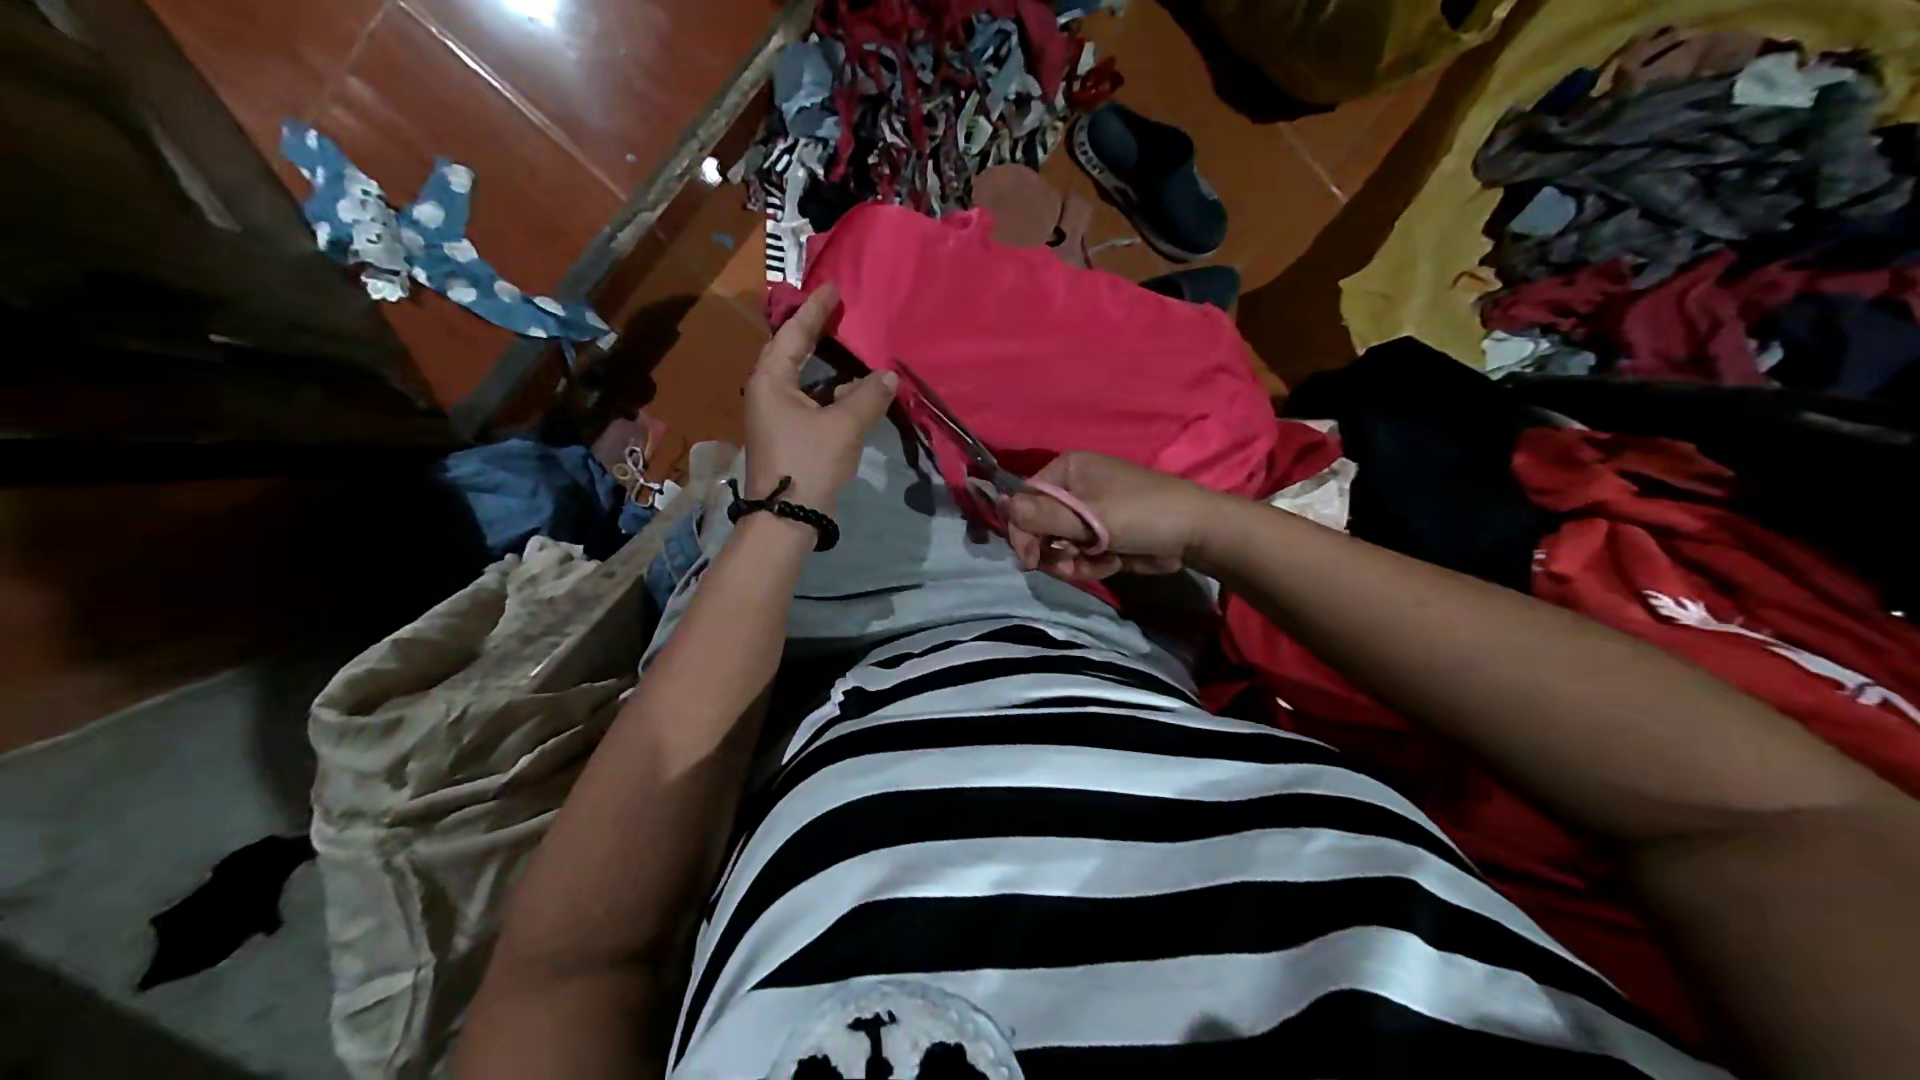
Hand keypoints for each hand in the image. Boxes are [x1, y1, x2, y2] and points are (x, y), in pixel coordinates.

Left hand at [743, 284, 897, 515]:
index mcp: (771, 380)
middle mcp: (766, 392)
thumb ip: (868, 396)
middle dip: (814, 333)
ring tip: (852, 351)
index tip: (834, 289)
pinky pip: (808, 401)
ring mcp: (773, 415)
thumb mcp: (843, 426)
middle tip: (838, 312)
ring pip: (802, 380)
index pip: (794, 333)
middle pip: (791, 352)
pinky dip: (829, 393)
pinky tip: (852, 394)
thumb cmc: (809, 463)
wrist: (786, 518)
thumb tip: (888, 375)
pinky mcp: (785, 436)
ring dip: (826, 368)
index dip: (816, 310)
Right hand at [1005, 452, 1225, 581]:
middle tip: (1071, 566)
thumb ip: (1042, 514)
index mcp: (1067, 471)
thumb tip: (998, 503)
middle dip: (1055, 552)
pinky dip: (1093, 563)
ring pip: (1059, 546)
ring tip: (1100, 564)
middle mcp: (1073, 488)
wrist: (1196, 533)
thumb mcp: (1090, 517)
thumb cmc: (1142, 513)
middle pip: (1040, 527)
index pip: (1025, 501)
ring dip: (1075, 562)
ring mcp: (1089, 513)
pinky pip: (1080, 554)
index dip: (1023, 532)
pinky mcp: (1103, 535)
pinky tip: (1115, 562)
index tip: (1031, 560)